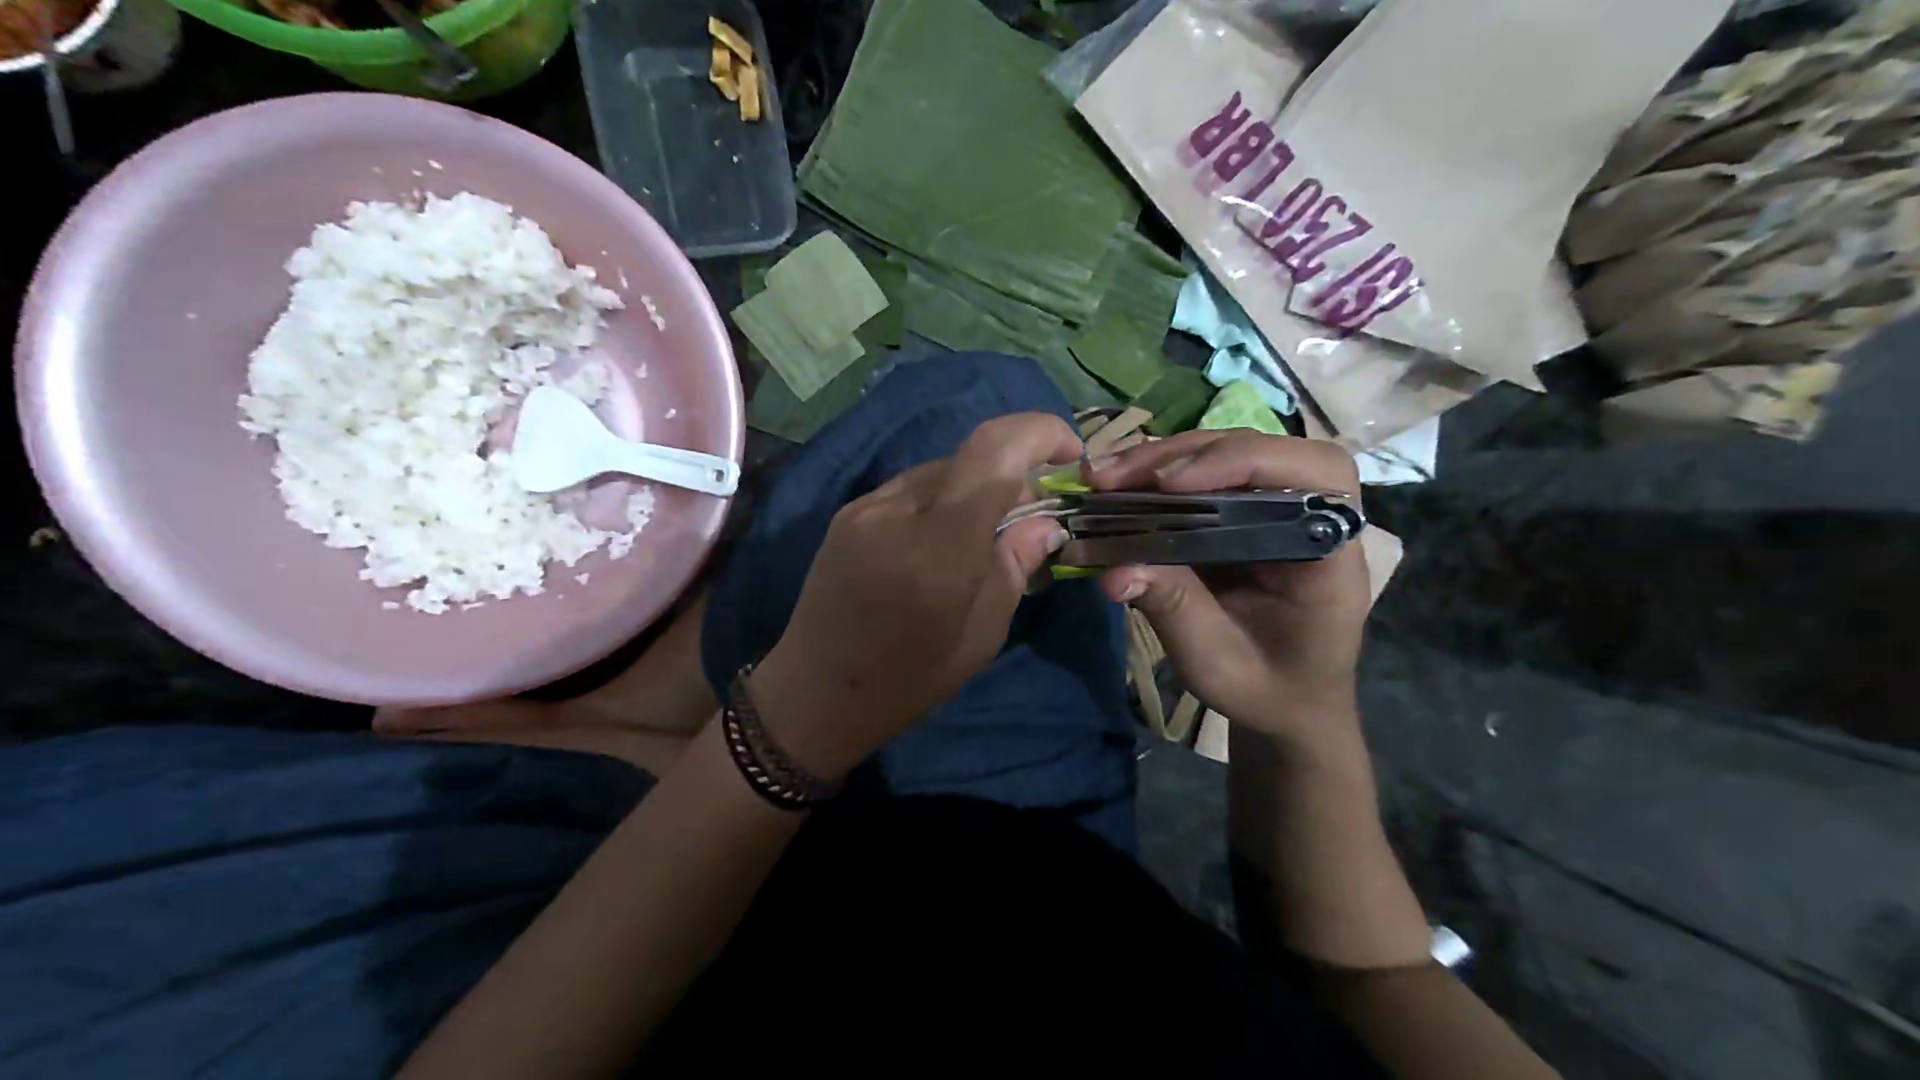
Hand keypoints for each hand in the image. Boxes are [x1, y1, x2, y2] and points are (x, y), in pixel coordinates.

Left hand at [749, 413, 1083, 777]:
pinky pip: (909, 488)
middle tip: (1031, 512)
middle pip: (968, 458)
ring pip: (939, 471)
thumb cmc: (910, 678)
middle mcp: (897, 513)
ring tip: (984, 531)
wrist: (817, 691)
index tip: (1069, 451)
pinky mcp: (847, 513)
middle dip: (1011, 472)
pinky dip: (940, 500)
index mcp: (938, 549)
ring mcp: (865, 507)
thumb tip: (1046, 521)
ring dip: (974, 487)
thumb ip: (1016, 564)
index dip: (1038, 432)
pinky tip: (941, 538)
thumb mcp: (982, 633)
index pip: (992, 453)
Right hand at [1087, 430, 1371, 742]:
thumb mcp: (1216, 663)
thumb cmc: (1265, 688)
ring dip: (1161, 458)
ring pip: (1227, 451)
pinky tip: (1117, 480)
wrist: (1285, 699)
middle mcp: (1310, 517)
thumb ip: (1174, 611)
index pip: (1312, 475)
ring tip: (1102, 475)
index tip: (1171, 484)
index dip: (1242, 463)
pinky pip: (1205, 473)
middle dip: (1181, 455)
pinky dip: (1158, 472)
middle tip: (1110, 476)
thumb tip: (1113, 570)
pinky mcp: (1243, 511)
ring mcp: (1276, 508)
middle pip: (1260, 449)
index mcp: (1329, 557)